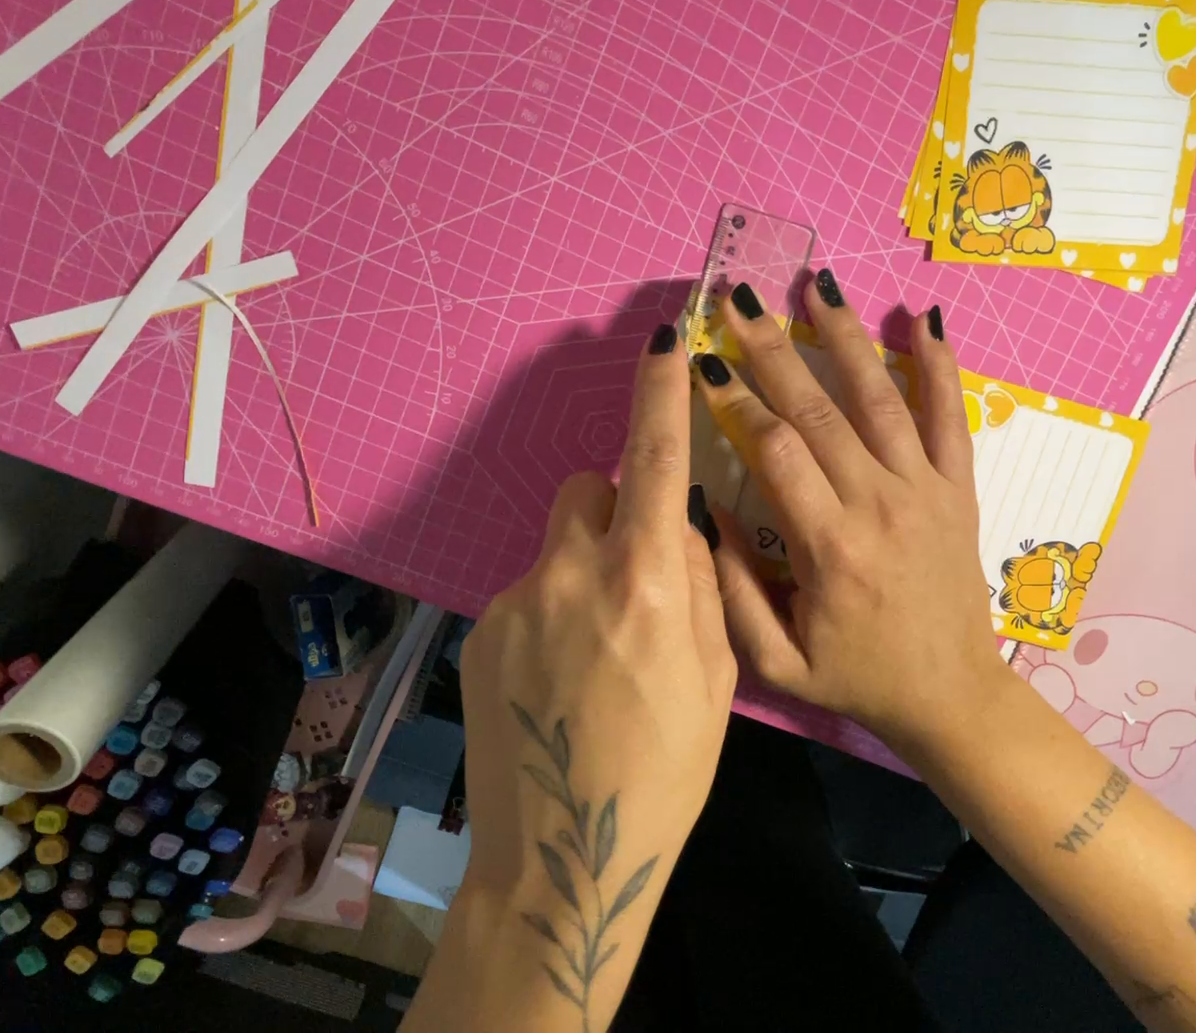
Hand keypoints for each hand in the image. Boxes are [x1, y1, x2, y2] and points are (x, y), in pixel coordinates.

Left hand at [427, 323, 735, 1029]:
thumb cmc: (666, 771)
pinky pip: (526, 592)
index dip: (661, 391)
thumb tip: (675, 522)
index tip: (667, 340)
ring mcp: (514, 600)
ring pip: (555, 544)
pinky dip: (548, 612)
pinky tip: (557, 680)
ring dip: (580, 565)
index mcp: (644, 582)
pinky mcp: (480, 630)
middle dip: (613, 510)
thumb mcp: (715, 677)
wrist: (566, 854)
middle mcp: (569, 573)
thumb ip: (697, 584)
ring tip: (594, 646)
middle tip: (633, 574)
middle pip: (588, 490)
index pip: (654, 458)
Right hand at [694, 270, 1003, 750]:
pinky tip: (924, 316)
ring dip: (844, 336)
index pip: (774, 449)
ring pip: (880, 396)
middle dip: (771, 348)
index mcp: (828, 546)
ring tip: (815, 284)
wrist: (951, 695)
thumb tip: (704, 509)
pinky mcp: (957, 487)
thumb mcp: (776, 659)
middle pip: (818, 408)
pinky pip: (949, 414)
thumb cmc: (856, 678)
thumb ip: (732, 587)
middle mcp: (879, 503)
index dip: (735, 400)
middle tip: (737, 300)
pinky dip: (939, 363)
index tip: (703, 362)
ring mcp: (925, 489)